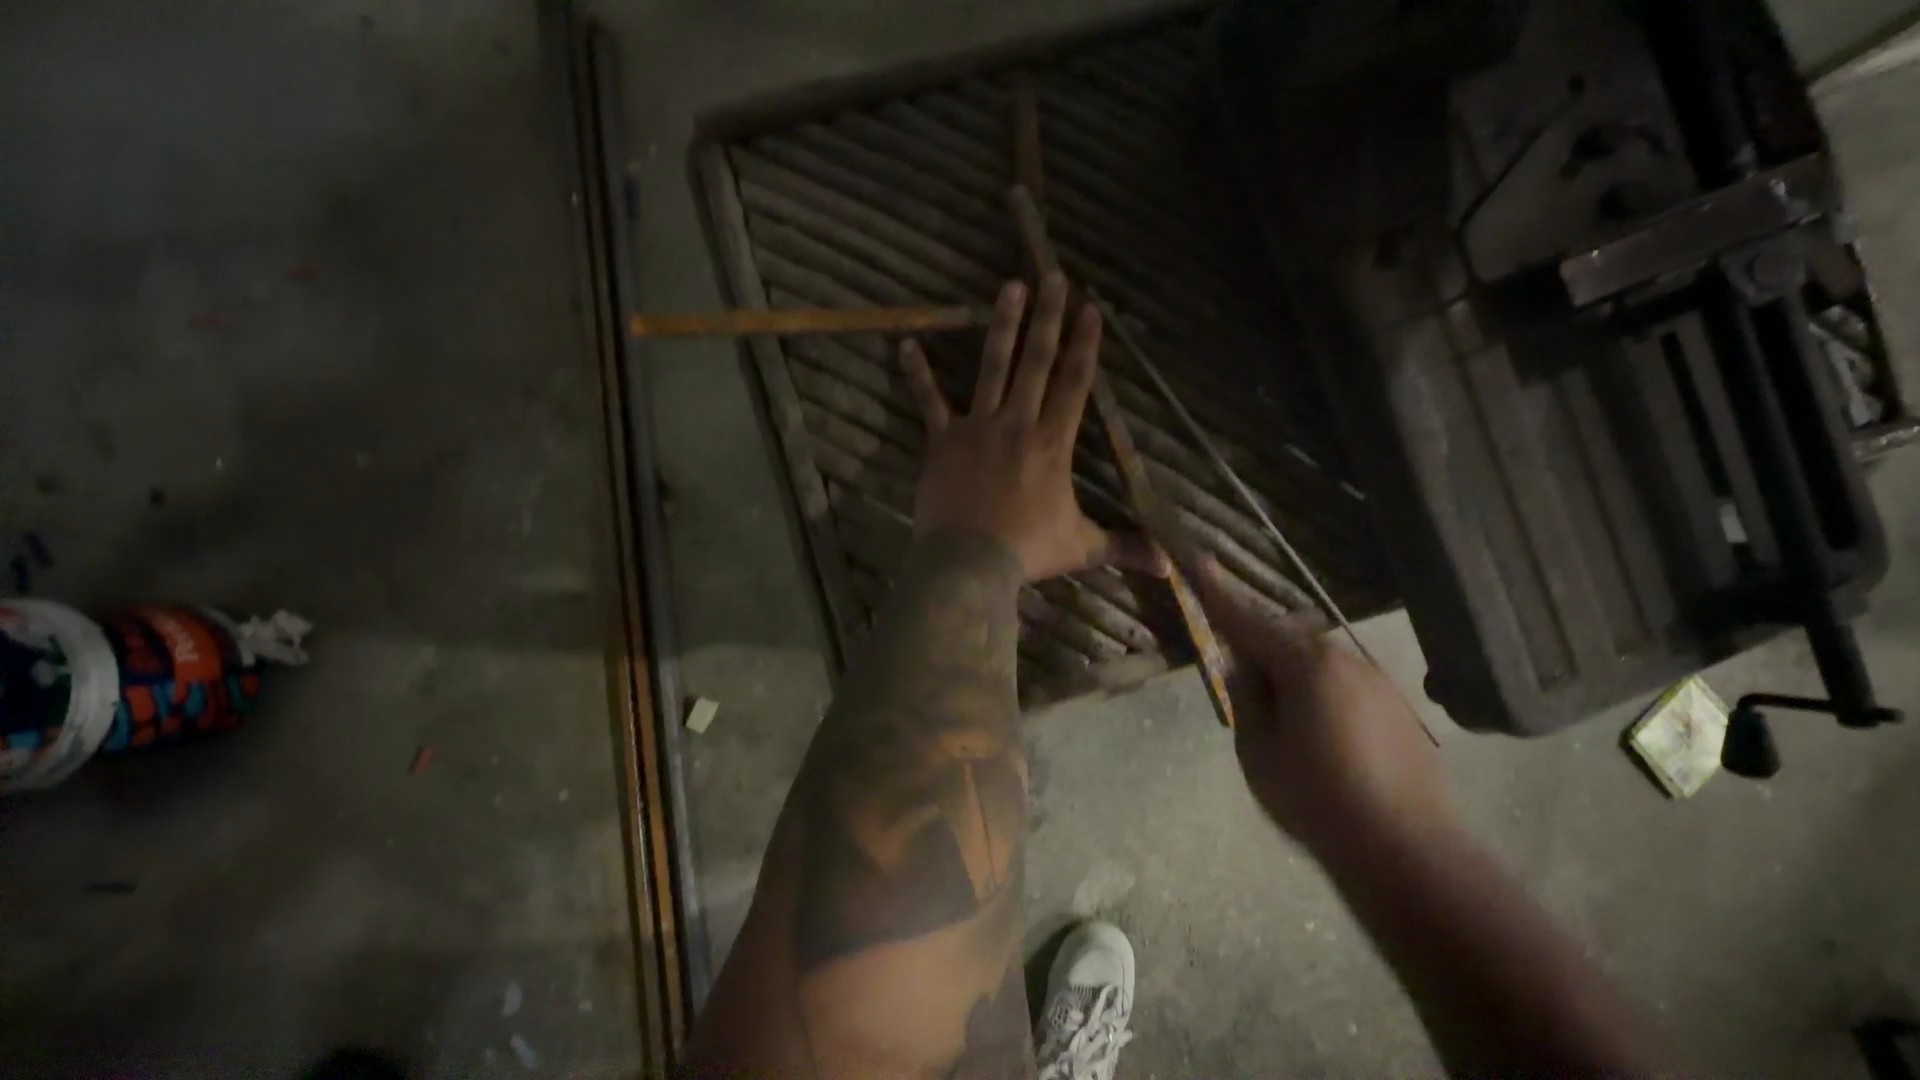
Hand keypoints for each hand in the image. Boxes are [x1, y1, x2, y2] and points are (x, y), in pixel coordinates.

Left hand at [899, 275, 1141, 581]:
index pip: (1075, 383)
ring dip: (1001, 325)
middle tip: (1053, 276)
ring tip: (1009, 287)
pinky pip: (929, 401)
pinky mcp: (942, 441)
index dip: (1085, 345)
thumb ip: (1124, 547)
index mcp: (1053, 442)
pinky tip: (907, 345)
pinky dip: (918, 374)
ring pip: (992, 366)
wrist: (969, 562)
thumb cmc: (1028, 551)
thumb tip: (1167, 566)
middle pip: (1037, 361)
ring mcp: (978, 427)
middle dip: (1048, 317)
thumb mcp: (1082, 548)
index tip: (1091, 308)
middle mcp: (1018, 422)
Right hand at [1188, 558, 1451, 856]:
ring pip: (1318, 666)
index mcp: (1305, 664)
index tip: (1195, 556)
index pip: (1246, 620)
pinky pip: (1346, 687)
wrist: (1407, 849)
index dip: (1215, 591)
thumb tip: (1245, 667)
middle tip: (1250, 701)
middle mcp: (1345, 658)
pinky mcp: (1400, 707)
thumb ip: (1247, 698)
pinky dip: (1326, 701)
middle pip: (1286, 641)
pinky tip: (1329, 747)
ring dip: (1296, 682)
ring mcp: (1379, 680)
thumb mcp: (1256, 751)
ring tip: (1292, 736)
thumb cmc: (1317, 799)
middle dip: (1262, 656)